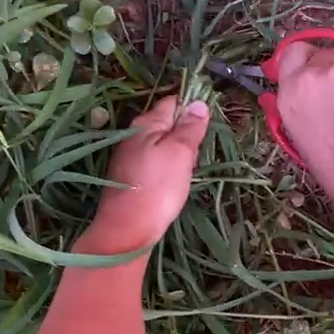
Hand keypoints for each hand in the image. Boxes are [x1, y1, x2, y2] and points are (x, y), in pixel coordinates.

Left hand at [75, 96, 209, 254]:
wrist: (128, 230)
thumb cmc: (157, 188)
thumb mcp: (180, 152)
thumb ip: (190, 127)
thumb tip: (199, 103)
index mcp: (145, 123)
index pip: (172, 102)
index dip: (192, 111)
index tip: (205, 129)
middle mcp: (133, 135)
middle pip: (169, 125)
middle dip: (187, 138)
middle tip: (193, 159)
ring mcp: (130, 157)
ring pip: (164, 147)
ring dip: (179, 158)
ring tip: (183, 177)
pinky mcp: (130, 178)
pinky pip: (156, 165)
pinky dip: (168, 172)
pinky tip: (171, 187)